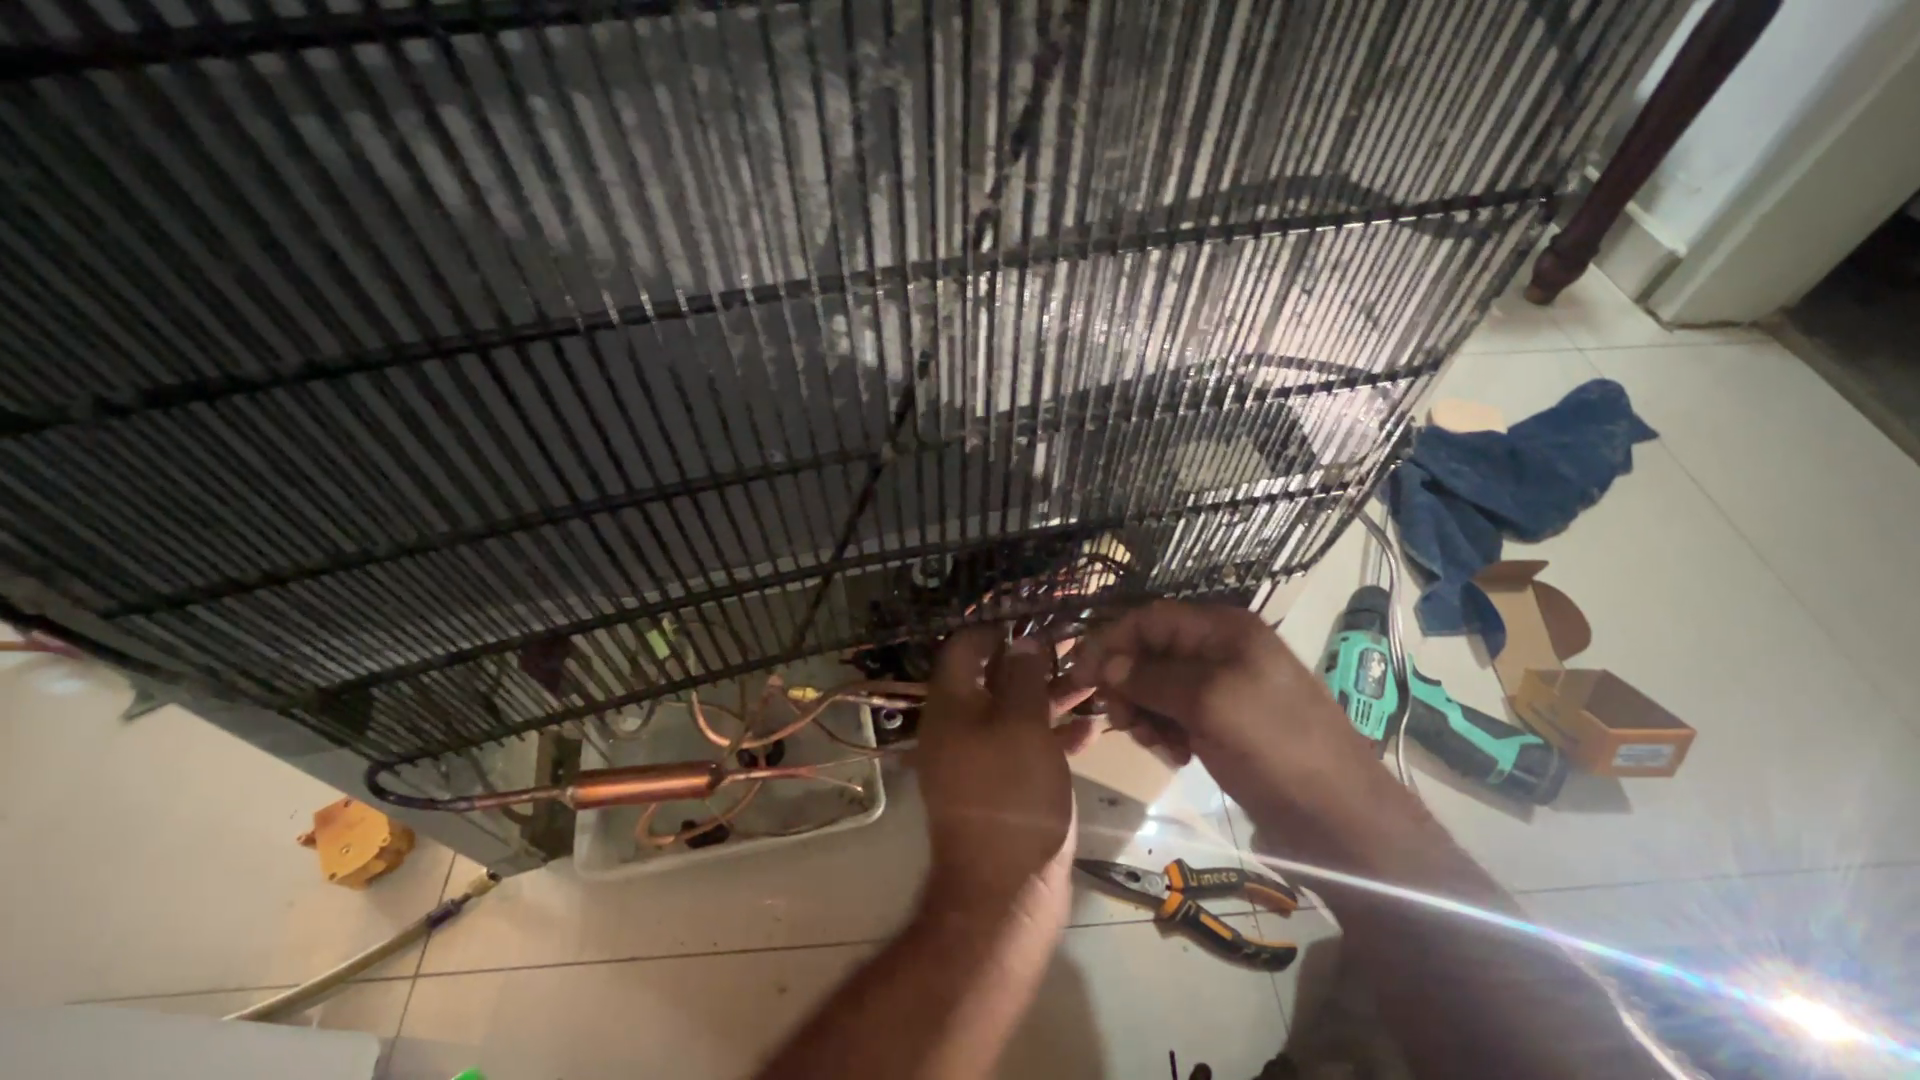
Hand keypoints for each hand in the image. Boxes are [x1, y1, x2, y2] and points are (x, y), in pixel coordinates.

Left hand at [915, 628, 1085, 920]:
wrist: (1005, 889)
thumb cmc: (1012, 795)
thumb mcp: (1022, 726)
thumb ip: (1023, 678)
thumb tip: (1021, 640)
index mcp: (950, 707)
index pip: (963, 649)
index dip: (996, 630)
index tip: (1036, 622)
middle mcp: (958, 729)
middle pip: (992, 680)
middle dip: (1034, 662)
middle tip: (1077, 648)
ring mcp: (979, 760)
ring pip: (1014, 714)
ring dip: (1051, 696)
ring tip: (1095, 682)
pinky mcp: (1002, 787)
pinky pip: (1025, 747)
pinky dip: (1053, 734)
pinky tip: (1092, 728)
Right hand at [1065, 600, 1379, 815]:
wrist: (1338, 817)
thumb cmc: (1276, 747)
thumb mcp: (1211, 702)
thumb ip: (1152, 677)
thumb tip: (1104, 664)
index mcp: (1223, 630)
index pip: (1149, 619)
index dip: (1111, 643)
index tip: (1080, 678)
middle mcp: (1221, 652)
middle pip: (1149, 653)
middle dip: (1127, 684)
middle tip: (1122, 722)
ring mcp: (1223, 691)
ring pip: (1157, 689)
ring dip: (1144, 713)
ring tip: (1155, 744)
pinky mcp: (1223, 726)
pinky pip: (1175, 717)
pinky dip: (1164, 733)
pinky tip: (1175, 757)